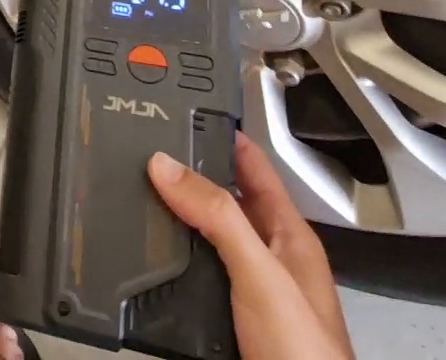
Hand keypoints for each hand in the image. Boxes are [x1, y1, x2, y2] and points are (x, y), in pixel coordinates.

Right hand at [149, 133, 353, 359]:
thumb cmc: (305, 359)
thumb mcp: (259, 274)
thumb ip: (217, 217)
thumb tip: (166, 164)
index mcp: (289, 238)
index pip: (255, 169)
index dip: (226, 137)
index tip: (190, 111)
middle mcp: (269, 259)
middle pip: (226, 200)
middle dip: (191, 173)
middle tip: (150, 147)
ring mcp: (249, 290)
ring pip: (207, 236)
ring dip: (178, 215)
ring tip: (140, 190)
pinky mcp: (227, 319)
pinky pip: (194, 271)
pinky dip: (171, 256)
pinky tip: (150, 253)